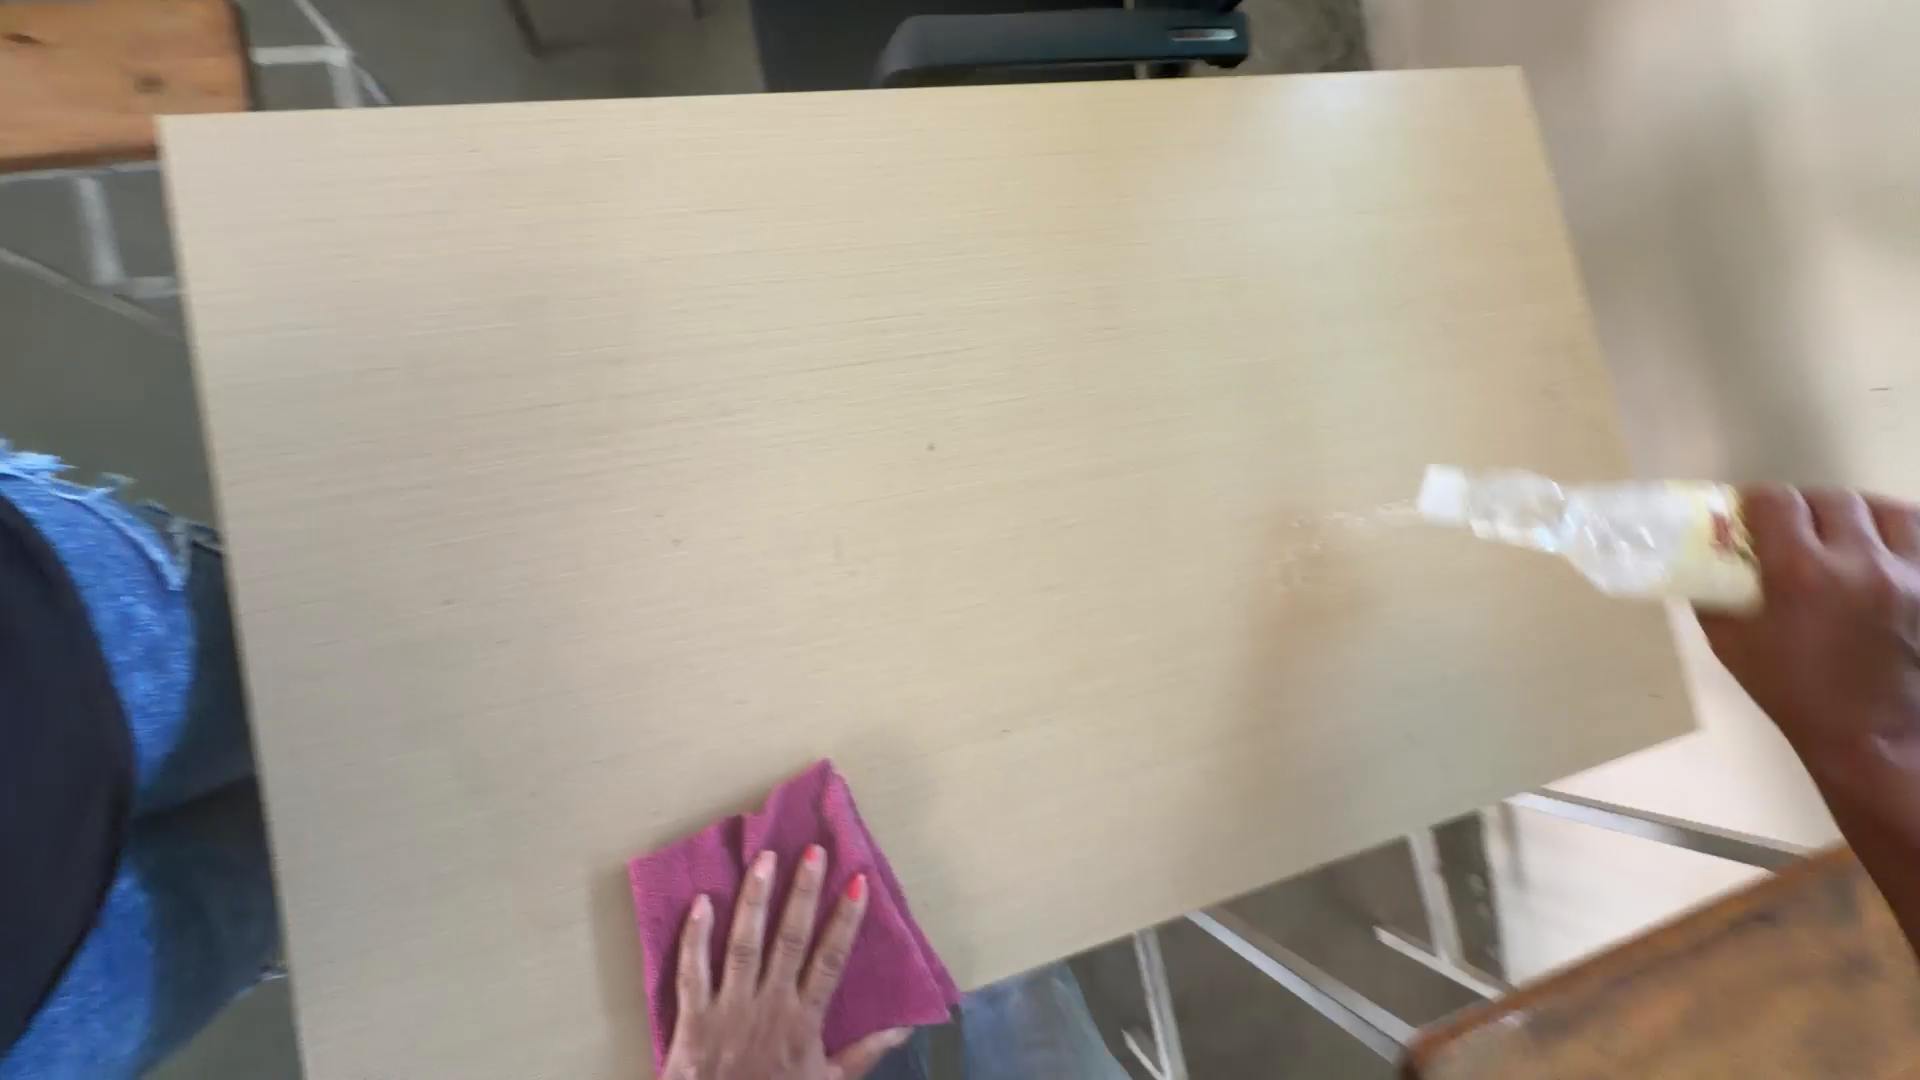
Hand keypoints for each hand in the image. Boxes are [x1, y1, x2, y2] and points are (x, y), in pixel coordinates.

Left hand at [660, 847, 909, 1079]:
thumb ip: (863, 1055)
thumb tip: (903, 1025)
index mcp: (803, 1020)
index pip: (830, 960)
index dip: (846, 920)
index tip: (859, 881)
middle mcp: (770, 1005)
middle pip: (790, 940)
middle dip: (803, 893)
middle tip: (813, 850)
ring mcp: (730, 1009)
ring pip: (745, 944)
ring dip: (755, 900)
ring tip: (764, 859)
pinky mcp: (693, 1020)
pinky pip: (692, 972)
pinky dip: (694, 937)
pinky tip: (700, 900)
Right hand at [1697, 485, 1919, 754]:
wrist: (1874, 732)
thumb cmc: (1789, 687)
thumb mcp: (1730, 641)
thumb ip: (1714, 594)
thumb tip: (1701, 566)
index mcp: (1800, 574)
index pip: (1777, 503)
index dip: (1754, 498)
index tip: (1740, 511)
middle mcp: (1862, 564)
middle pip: (1832, 500)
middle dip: (1801, 505)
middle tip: (1784, 524)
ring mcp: (1914, 576)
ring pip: (1889, 510)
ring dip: (1856, 513)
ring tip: (1839, 531)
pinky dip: (1898, 534)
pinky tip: (1880, 551)